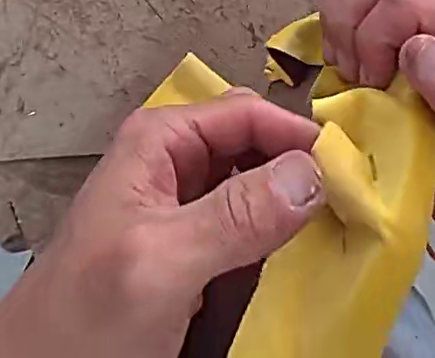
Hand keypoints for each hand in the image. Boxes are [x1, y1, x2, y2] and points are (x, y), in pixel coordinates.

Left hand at [0, 91, 322, 357]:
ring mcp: (185, 201)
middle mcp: (178, 157)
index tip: (350, 169)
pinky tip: (301, 249)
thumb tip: (315, 171)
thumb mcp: (161, 263)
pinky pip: (248, 221)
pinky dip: (278, 230)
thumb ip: (236, 215)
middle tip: (350, 197)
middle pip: (257, 142)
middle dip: (299, 164)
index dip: (299, 135)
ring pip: (257, 180)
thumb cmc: (84, 321)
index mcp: (164, 137)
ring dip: (293, 198)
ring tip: (338, 220)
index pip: (250, 114)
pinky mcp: (192, 243)